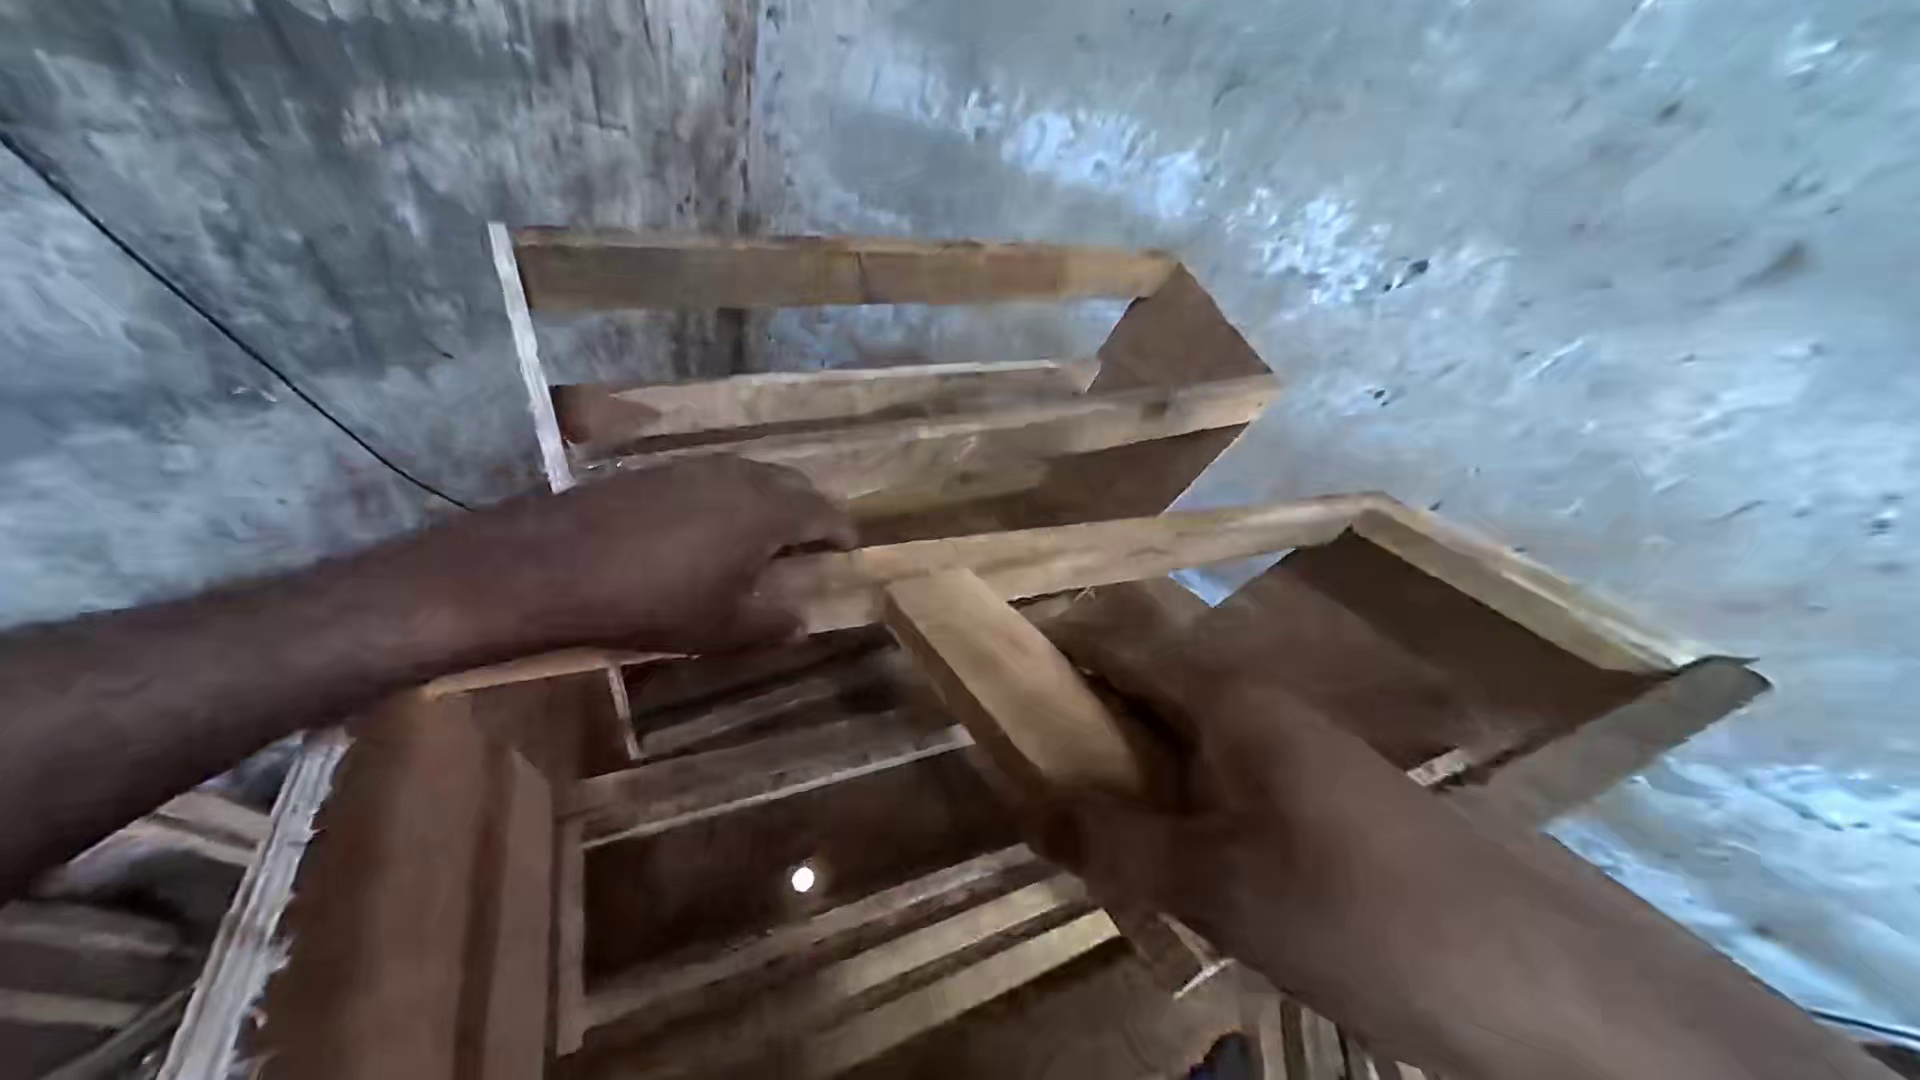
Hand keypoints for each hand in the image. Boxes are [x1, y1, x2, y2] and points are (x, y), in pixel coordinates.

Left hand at [389, 457, 854, 655]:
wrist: (550, 566)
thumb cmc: (652, 601)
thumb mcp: (723, 627)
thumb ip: (775, 622)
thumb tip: (802, 619)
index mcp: (769, 511)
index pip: (826, 513)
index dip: (843, 533)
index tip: (849, 550)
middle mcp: (742, 477)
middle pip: (796, 485)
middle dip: (813, 512)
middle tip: (813, 543)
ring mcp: (698, 466)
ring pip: (756, 476)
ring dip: (773, 502)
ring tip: (767, 535)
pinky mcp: (661, 470)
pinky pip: (719, 477)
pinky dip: (735, 497)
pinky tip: (712, 527)